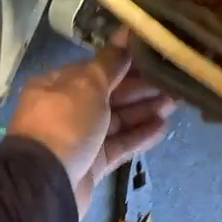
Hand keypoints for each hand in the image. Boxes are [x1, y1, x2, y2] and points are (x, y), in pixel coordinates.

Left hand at [6, 35, 176, 216]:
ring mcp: (78, 139)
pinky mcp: (91, 165)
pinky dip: (138, 136)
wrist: (46, 182)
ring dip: (143, 110)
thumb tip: (124, 39)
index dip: (124, 62)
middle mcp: (66, 111)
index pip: (95, 69)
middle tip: (174, 81)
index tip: (154, 55)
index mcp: (56, 86)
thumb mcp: (87, 84)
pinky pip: (118, 146)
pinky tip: (162, 126)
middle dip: (140, 88)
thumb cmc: (64, 123)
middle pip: (108, 95)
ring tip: (175, 102)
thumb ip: (109, 63)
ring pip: (116, 121)